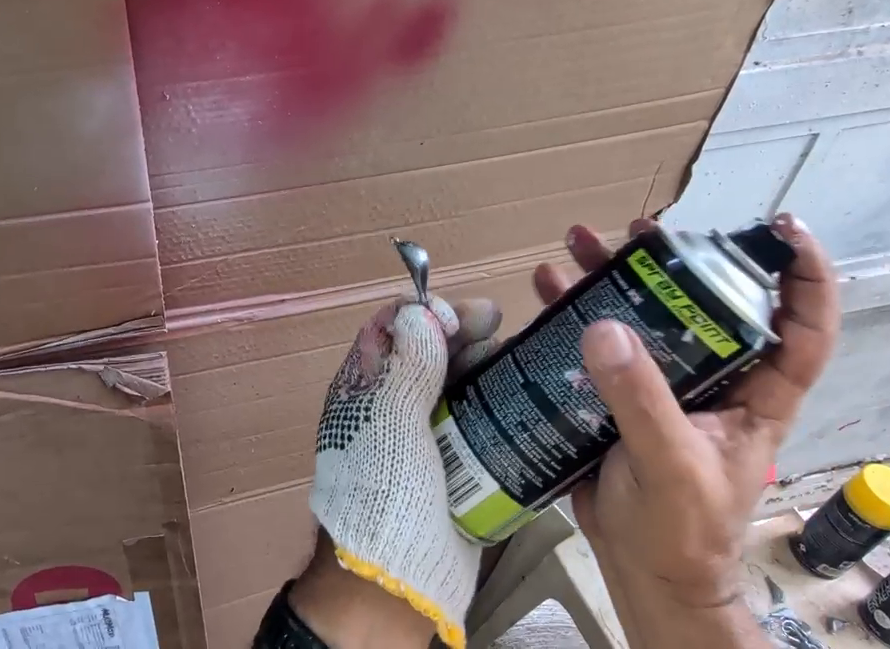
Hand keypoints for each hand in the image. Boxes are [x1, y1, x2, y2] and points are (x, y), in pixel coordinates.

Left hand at [300, 295, 505, 648]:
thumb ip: (408, 365)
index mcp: (366, 387)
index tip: (456, 312)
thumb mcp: (390, 418)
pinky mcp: (461, 463)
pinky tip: (522, 387)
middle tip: (496, 320)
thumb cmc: (384, 489)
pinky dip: (499, 399)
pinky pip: (480, 419)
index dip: (422, 312)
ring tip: (511, 348)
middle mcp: (395, 404)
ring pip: (459, 381)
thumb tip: (419, 312)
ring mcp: (429, 434)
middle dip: (460, 331)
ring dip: (483, 360)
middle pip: (430, 351)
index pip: (392, 330)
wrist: (400, 577)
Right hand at [550, 213, 840, 647]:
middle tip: (640, 230)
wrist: (640, 570)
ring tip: (578, 240)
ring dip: (611, 274)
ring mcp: (662, 382)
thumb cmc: (682, 531)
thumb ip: (642, 400)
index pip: (799, 331)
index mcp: (753, 396)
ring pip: (643, 313)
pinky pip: (596, 338)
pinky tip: (544, 286)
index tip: (785, 228)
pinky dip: (570, 308)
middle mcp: (711, 378)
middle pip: (702, 304)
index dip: (803, 278)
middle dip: (674, 260)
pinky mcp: (617, 391)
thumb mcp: (671, 466)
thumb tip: (603, 326)